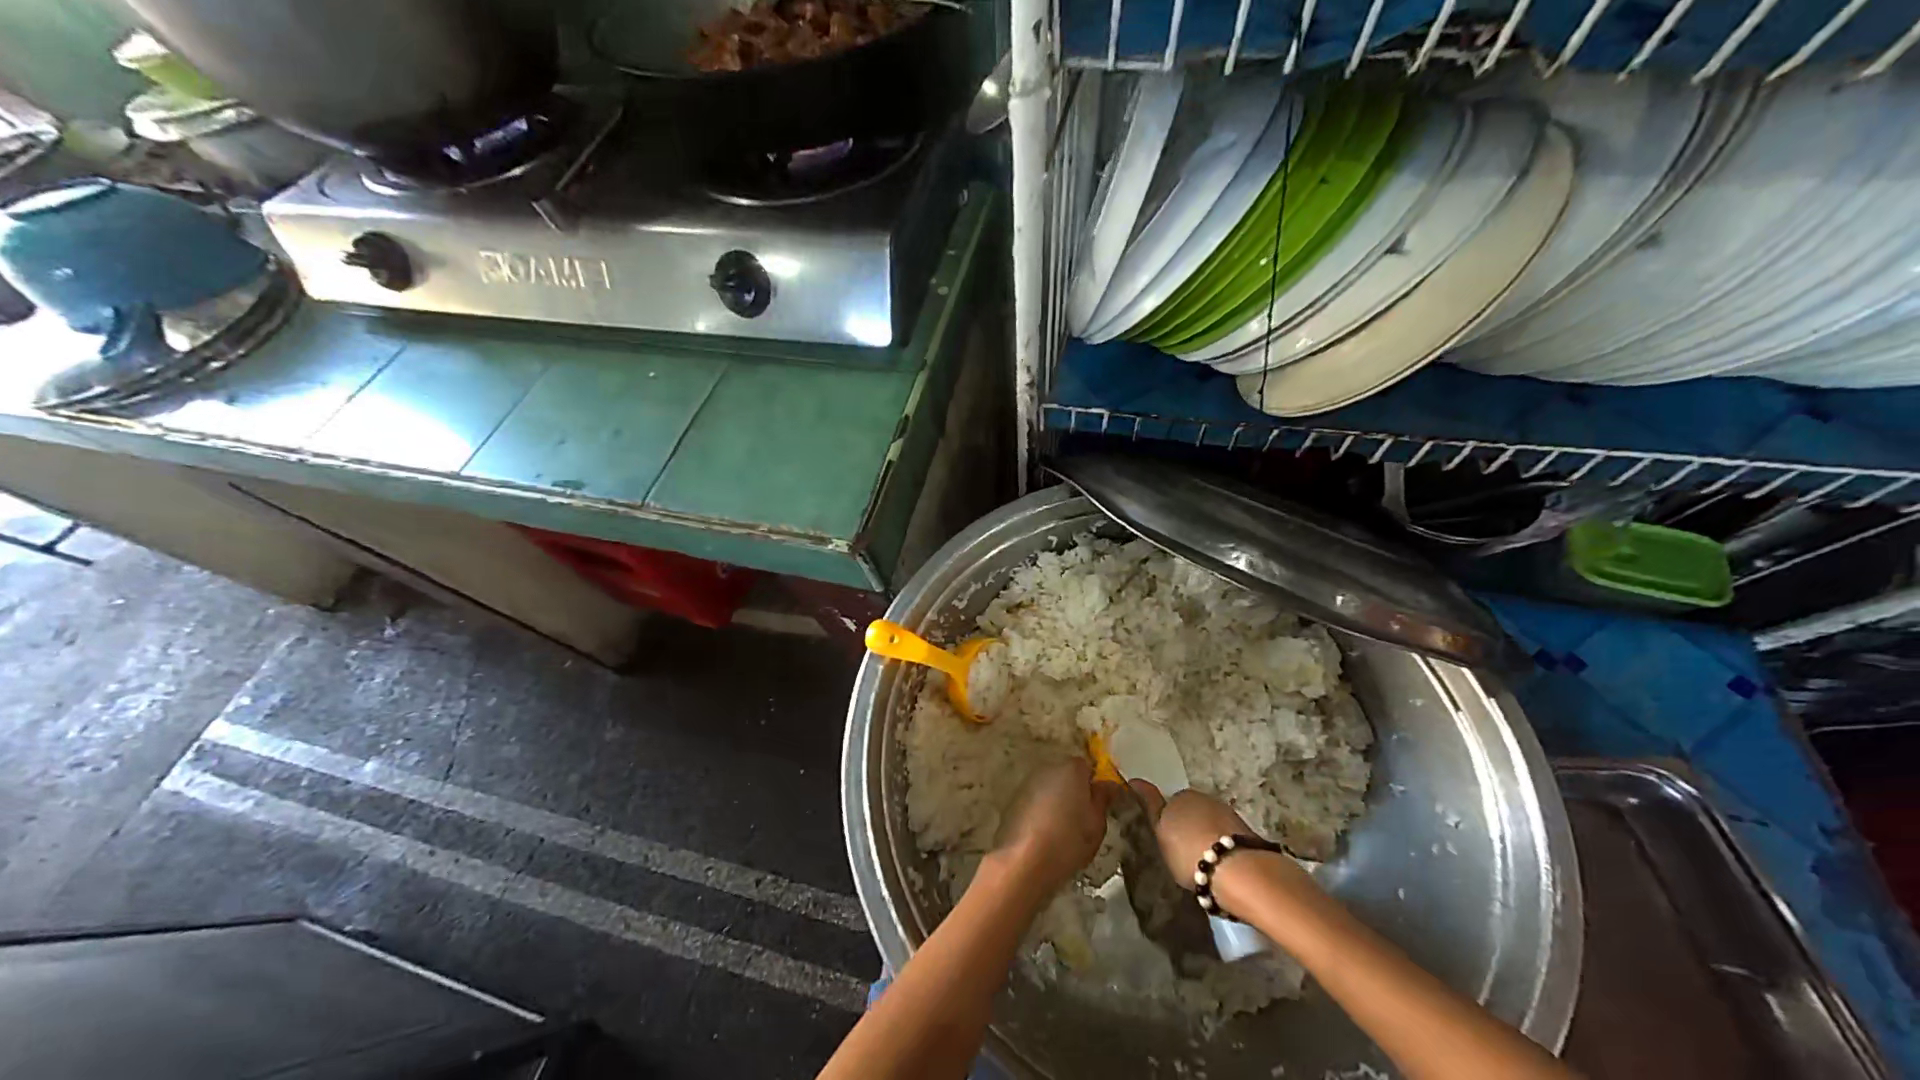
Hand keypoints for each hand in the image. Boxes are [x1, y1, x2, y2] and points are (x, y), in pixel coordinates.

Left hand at [989, 757, 1114, 894]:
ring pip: (1048, 789)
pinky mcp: (1012, 801)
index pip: (1086, 767)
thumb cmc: (1068, 841)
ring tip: (1061, 832)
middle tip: (1081, 821)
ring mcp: (1026, 784)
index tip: (1096, 807)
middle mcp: (1047, 769)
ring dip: (1055, 802)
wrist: (1024, 861)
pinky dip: (1040, 813)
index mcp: (1071, 769)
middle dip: (1073, 792)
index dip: (1092, 786)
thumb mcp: (1097, 824)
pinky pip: (1034, 802)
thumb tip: (1108, 785)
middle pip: (1065, 775)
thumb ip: (1103, 799)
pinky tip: (1042, 836)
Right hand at [1131, 782, 1319, 919]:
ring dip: (1204, 834)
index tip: (1161, 826)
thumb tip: (1136, 781)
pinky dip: (1220, 844)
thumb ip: (1150, 807)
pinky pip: (1224, 835)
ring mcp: (1226, 813)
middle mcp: (1203, 799)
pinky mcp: (1245, 831)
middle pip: (1189, 810)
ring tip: (1200, 860)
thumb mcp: (1160, 833)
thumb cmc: (1189, 852)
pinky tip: (1218, 863)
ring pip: (1208, 822)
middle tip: (1180, 850)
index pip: (1165, 800)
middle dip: (1185, 824)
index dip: (1162, 815)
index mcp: (1180, 796)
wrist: (1236, 869)